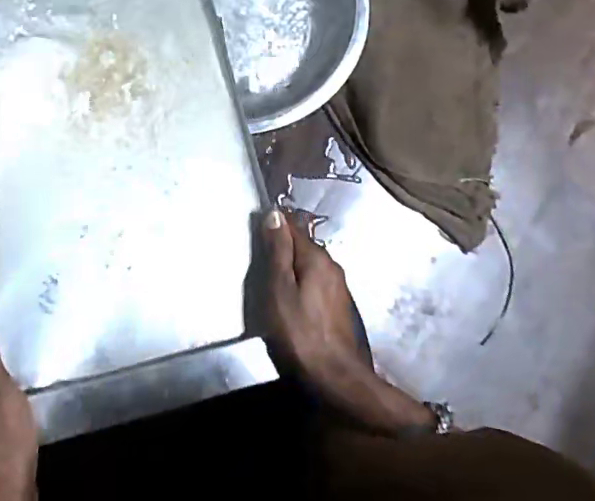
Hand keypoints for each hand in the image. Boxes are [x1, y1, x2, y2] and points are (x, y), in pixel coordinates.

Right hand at [260, 209, 437, 435]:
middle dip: (283, 248)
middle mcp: (332, 266)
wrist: (336, 380)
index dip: (274, 225)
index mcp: (317, 257)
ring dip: (292, 269)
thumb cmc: (300, 333)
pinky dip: (301, 285)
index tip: (255, 229)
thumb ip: (278, 251)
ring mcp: (338, 288)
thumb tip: (275, 214)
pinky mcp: (339, 308)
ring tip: (272, 283)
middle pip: (302, 247)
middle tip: (259, 261)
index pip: (293, 226)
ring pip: (309, 267)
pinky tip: (291, 302)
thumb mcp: (280, 289)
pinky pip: (315, 284)